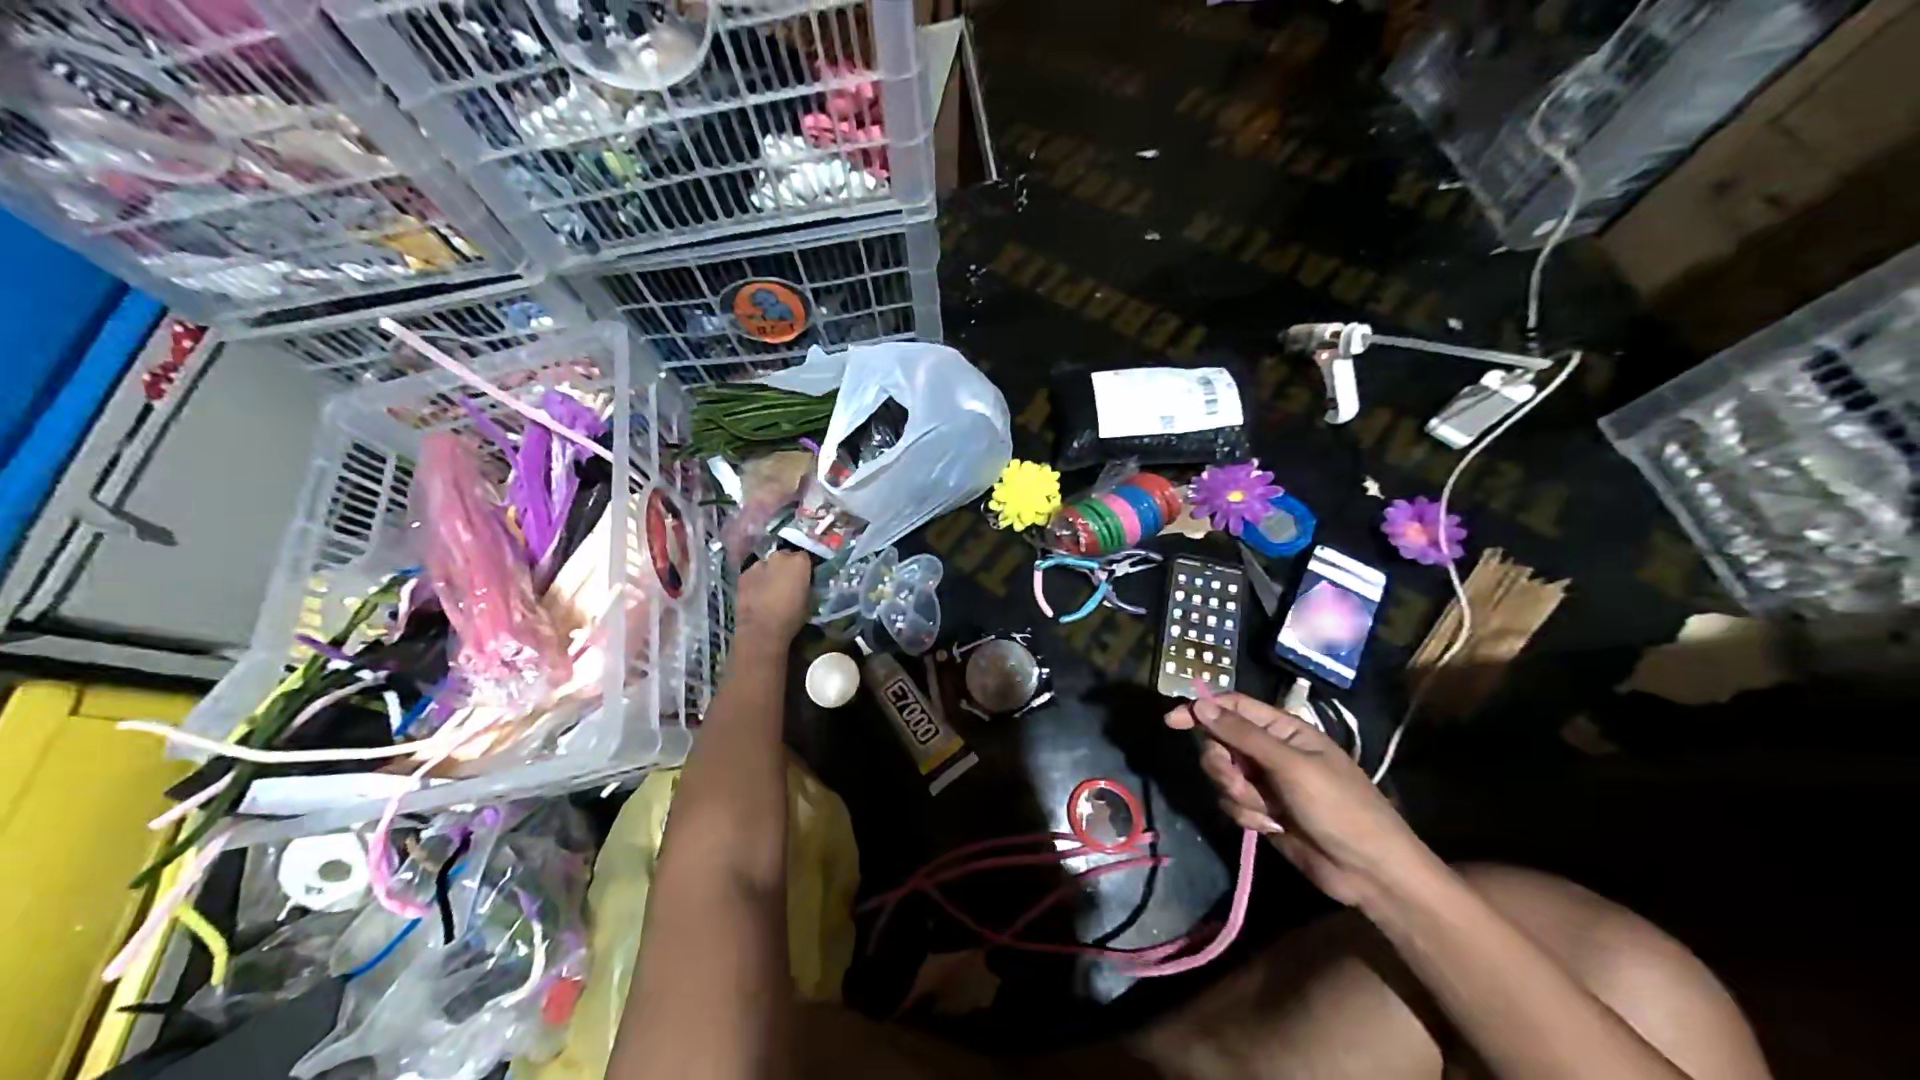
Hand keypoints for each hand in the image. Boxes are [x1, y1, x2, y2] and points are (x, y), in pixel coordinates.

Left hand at [734, 550, 813, 645]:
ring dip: (770, 572)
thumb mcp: (809, 600)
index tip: (803, 578)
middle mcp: (779, 556)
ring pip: (767, 564)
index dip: (804, 568)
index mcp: (799, 562)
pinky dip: (756, 580)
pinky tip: (756, 593)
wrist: (761, 629)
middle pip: (784, 556)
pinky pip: (753, 573)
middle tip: (786, 582)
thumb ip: (806, 585)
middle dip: (786, 566)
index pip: (804, 557)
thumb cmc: (791, 617)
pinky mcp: (743, 574)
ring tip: (769, 588)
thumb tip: (803, 583)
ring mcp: (759, 564)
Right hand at [1165, 692, 1435, 908]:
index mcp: (1284, 731)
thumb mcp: (1291, 765)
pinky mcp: (1263, 812)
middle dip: (1223, 763)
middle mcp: (1271, 752)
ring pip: (1224, 776)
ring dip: (1237, 793)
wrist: (1370, 871)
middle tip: (1238, 779)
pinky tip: (1271, 828)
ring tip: (1266, 811)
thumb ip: (1243, 735)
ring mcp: (1267, 783)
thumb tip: (1201, 705)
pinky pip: (1233, 803)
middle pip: (1221, 742)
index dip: (1201, 710)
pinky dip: (1246, 815)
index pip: (1233, 707)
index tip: (1173, 721)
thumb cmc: (1339, 808)